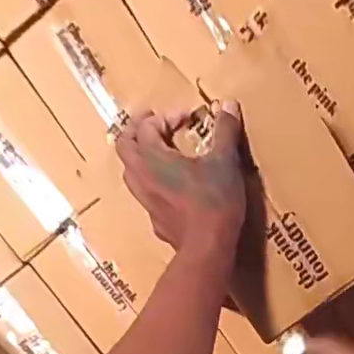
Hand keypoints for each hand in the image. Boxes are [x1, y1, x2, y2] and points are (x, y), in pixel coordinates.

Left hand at [115, 103, 245, 257]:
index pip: (146, 126)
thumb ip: (225, 131)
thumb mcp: (225, 162)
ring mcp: (146, 202)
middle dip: (138, 131)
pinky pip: (145, 195)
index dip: (166, 116)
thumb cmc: (214, 202)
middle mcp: (141, 178)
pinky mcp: (156, 221)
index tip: (188, 118)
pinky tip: (171, 186)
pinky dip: (153, 183)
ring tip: (160, 153)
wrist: (207, 249)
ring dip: (141, 158)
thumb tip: (228, 104)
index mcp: (152, 158)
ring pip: (131, 173)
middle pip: (125, 147)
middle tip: (156, 125)